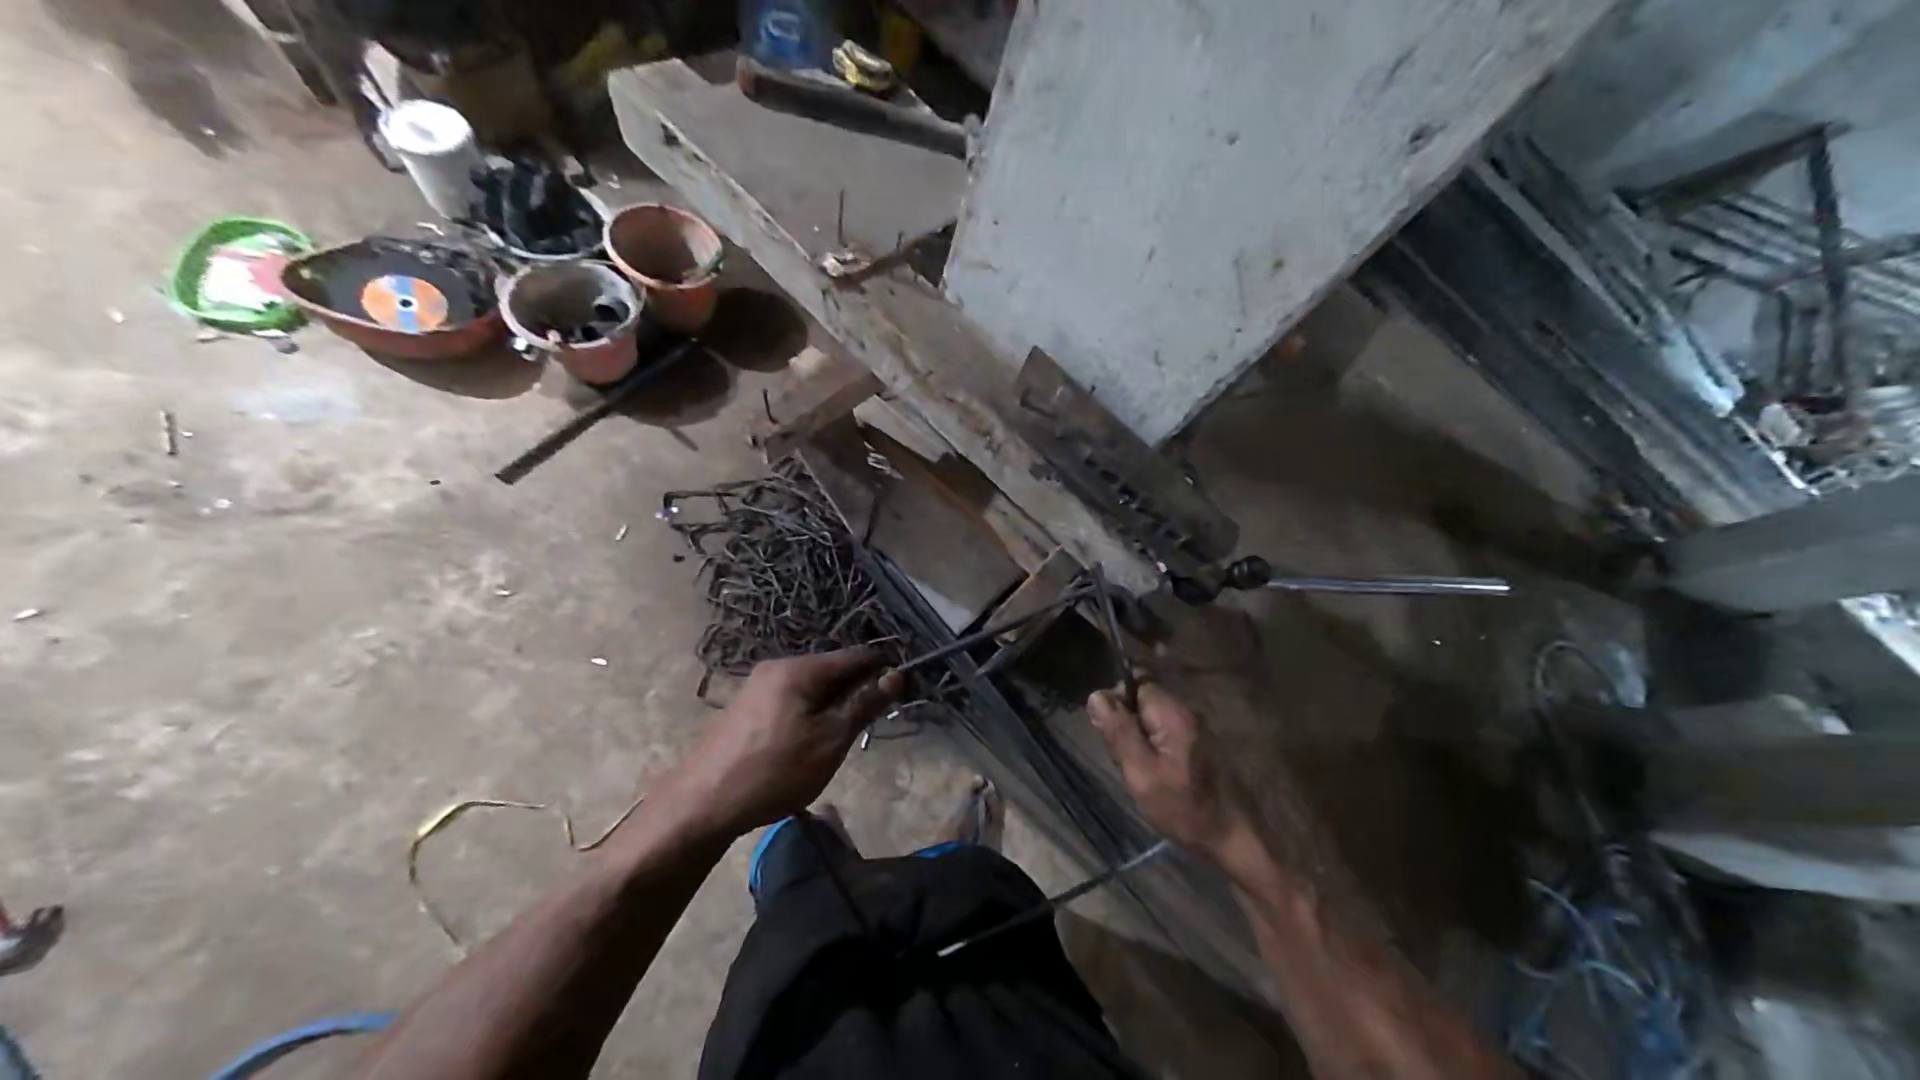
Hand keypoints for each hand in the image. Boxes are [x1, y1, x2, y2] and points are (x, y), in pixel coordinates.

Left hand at [666, 648, 903, 838]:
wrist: (701, 804)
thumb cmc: (774, 770)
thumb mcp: (829, 740)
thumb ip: (864, 704)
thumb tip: (896, 674)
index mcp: (798, 668)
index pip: (856, 655)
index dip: (883, 671)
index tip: (902, 695)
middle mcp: (776, 667)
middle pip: (833, 670)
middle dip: (856, 692)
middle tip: (868, 728)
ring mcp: (758, 687)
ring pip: (812, 688)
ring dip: (834, 707)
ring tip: (839, 741)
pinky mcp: (747, 709)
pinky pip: (792, 700)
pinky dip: (810, 715)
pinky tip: (808, 745)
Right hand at [1088, 682, 1251, 858]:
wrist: (1234, 840)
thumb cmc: (1184, 809)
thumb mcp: (1141, 773)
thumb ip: (1119, 732)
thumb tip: (1097, 695)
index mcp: (1174, 715)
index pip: (1136, 683)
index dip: (1117, 704)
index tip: (1114, 737)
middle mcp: (1187, 713)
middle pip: (1142, 701)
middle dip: (1126, 726)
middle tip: (1128, 763)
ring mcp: (1196, 730)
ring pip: (1151, 721)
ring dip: (1138, 742)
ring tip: (1141, 775)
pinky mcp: (1199, 747)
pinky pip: (1164, 735)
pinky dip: (1153, 752)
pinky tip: (1156, 779)